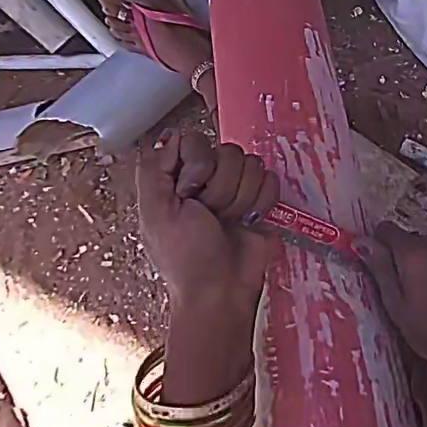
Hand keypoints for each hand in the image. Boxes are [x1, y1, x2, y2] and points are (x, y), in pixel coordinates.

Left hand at [136, 133, 280, 320]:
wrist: (222, 290)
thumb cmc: (186, 258)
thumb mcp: (156, 214)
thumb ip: (154, 171)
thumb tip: (170, 136)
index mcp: (178, 178)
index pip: (196, 141)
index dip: (198, 165)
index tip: (190, 193)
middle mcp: (209, 177)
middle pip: (228, 152)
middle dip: (221, 188)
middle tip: (211, 214)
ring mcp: (237, 187)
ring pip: (252, 165)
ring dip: (241, 198)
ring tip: (230, 221)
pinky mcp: (262, 199)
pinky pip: (271, 180)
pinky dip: (261, 203)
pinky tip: (249, 221)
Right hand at [365, 223, 426, 366]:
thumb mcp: (396, 304)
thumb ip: (380, 268)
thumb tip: (361, 241)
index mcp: (413, 251)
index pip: (386, 229)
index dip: (379, 244)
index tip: (379, 265)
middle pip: (409, 237)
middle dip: (402, 255)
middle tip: (403, 287)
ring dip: (423, 259)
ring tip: (425, 290)